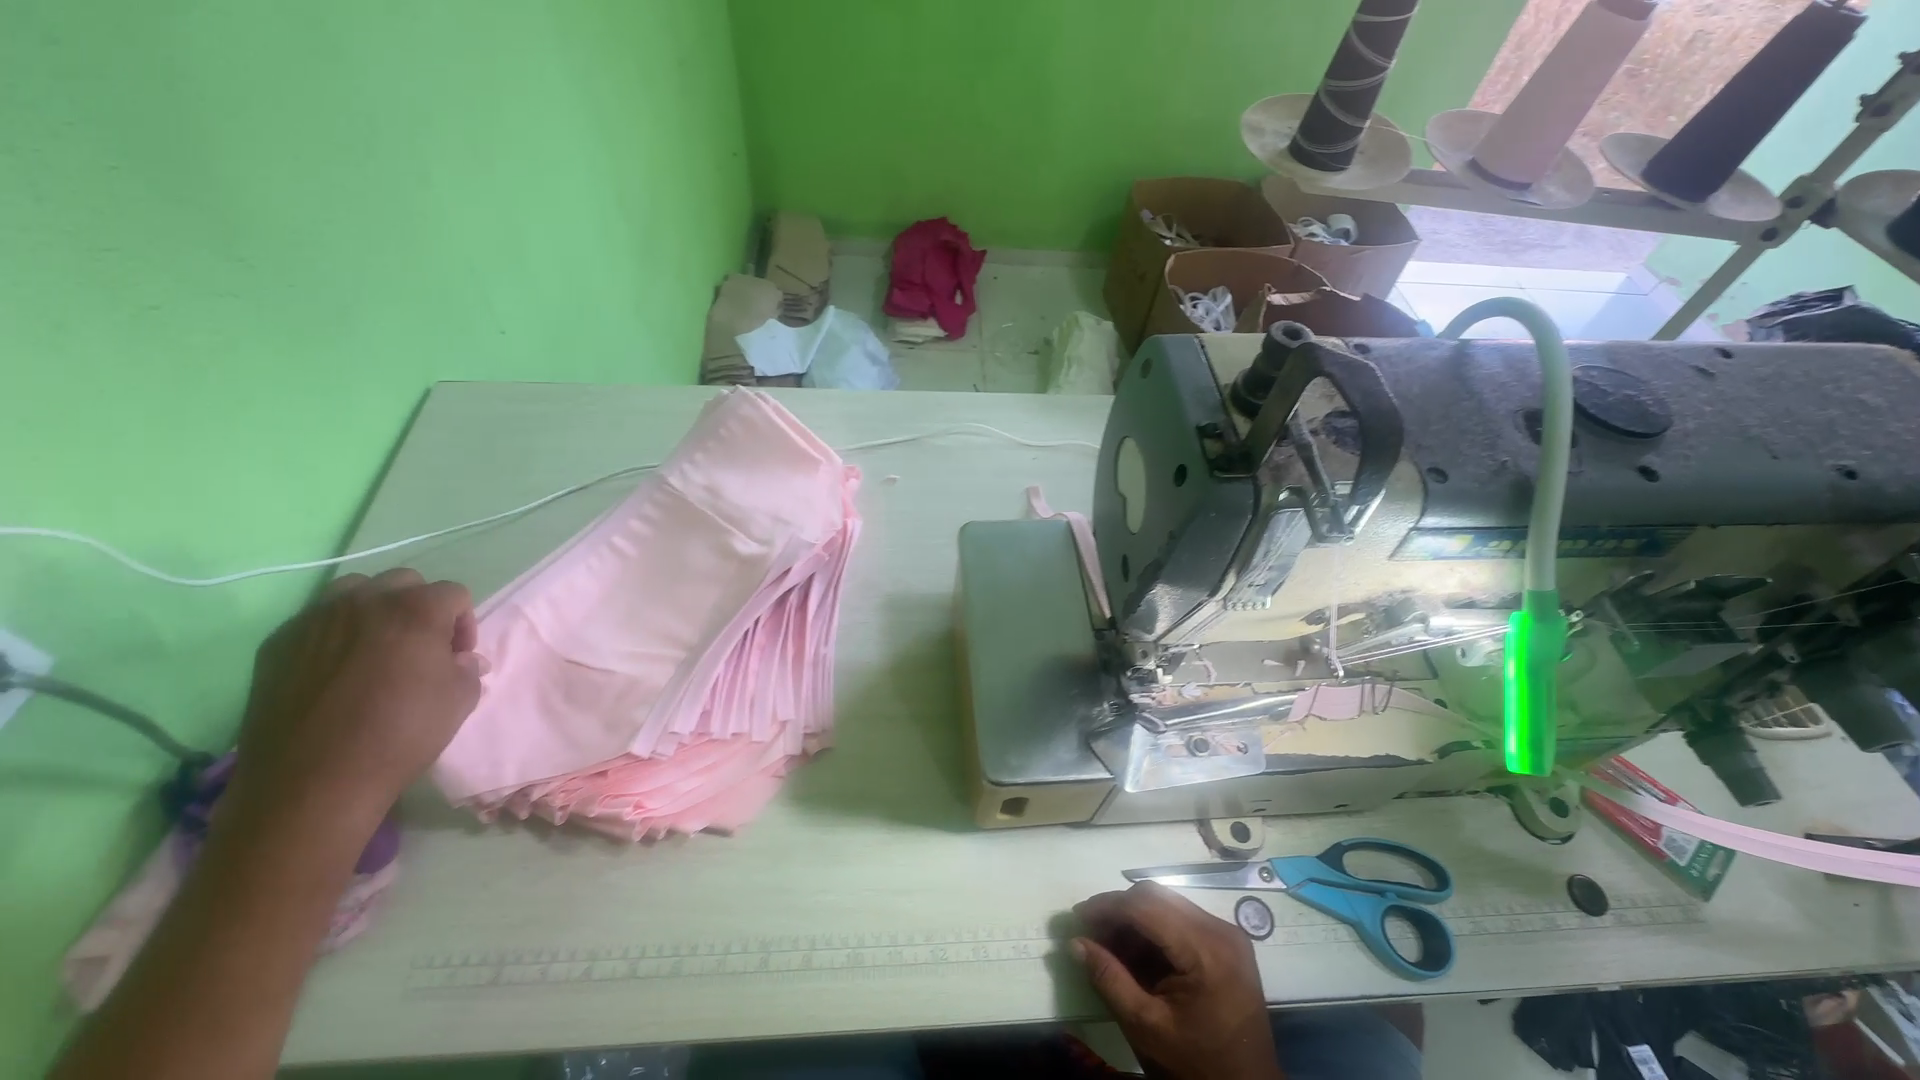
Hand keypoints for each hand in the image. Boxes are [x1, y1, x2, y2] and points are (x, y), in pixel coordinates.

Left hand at [228, 568, 485, 835]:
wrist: (312, 781)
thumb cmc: (399, 737)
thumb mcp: (458, 703)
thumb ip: (467, 670)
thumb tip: (462, 660)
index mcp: (415, 610)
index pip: (453, 593)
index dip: (463, 623)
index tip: (456, 658)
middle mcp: (364, 601)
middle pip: (403, 582)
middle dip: (419, 608)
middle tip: (420, 649)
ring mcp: (315, 618)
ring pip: (354, 591)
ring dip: (374, 611)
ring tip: (375, 650)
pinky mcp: (278, 642)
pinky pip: (316, 620)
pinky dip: (334, 634)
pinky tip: (335, 673)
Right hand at [1073, 882, 1279, 1079]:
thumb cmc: (1196, 1061)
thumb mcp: (1145, 1025)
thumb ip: (1109, 979)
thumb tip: (1076, 942)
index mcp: (1205, 951)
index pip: (1146, 906)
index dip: (1107, 906)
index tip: (1076, 916)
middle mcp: (1221, 930)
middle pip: (1157, 898)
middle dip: (1119, 910)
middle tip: (1091, 933)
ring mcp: (1228, 934)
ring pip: (1168, 904)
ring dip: (1135, 918)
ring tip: (1110, 946)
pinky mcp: (1228, 943)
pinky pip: (1183, 919)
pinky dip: (1154, 929)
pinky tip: (1137, 953)